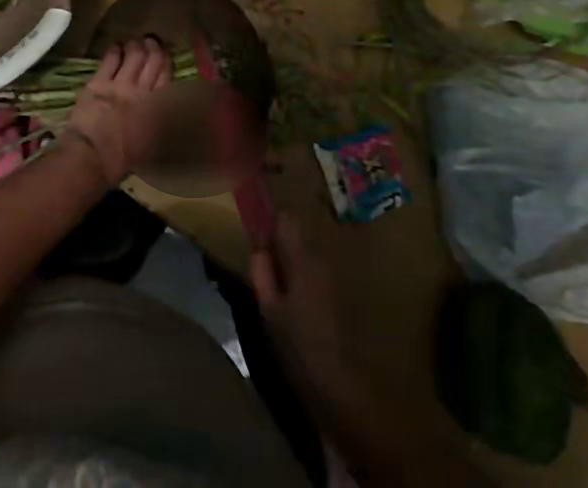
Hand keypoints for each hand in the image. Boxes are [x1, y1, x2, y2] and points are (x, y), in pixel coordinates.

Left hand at [63, 38, 173, 183]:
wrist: (92, 156)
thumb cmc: (121, 160)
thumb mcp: (150, 146)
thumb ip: (160, 127)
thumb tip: (167, 117)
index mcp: (157, 110)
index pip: (167, 80)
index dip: (167, 64)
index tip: (166, 54)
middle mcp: (142, 93)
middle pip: (152, 64)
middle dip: (154, 49)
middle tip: (152, 40)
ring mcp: (120, 86)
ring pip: (133, 58)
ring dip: (135, 47)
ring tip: (135, 41)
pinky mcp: (98, 83)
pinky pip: (109, 61)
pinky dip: (114, 51)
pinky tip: (115, 46)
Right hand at [250, 216, 348, 387]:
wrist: (339, 381)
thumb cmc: (298, 342)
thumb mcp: (268, 305)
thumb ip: (261, 269)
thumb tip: (258, 244)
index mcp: (302, 261)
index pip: (286, 219)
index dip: (267, 211)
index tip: (248, 206)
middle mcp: (322, 262)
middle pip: (294, 232)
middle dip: (273, 230)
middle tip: (249, 234)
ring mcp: (332, 277)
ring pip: (301, 249)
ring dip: (283, 248)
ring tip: (262, 255)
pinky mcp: (335, 292)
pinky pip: (308, 265)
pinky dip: (293, 264)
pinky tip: (281, 279)